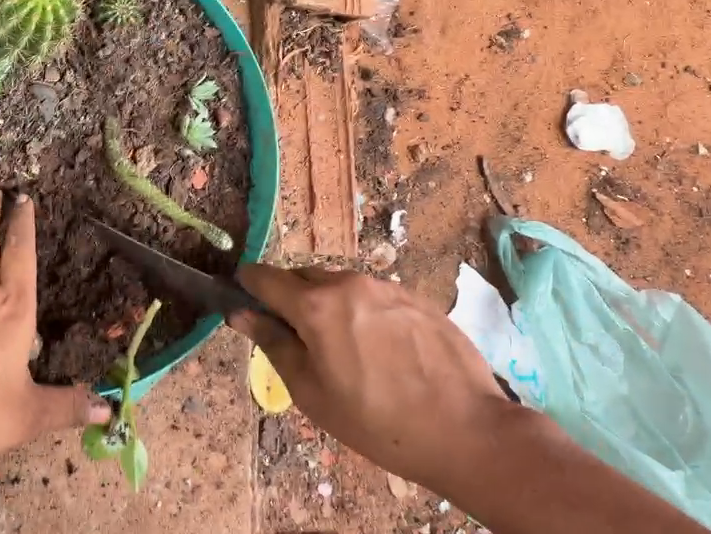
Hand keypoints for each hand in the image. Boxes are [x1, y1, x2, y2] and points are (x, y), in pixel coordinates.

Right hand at [228, 265, 518, 487]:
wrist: (471, 434)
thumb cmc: (378, 422)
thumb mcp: (312, 393)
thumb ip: (272, 344)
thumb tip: (239, 313)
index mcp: (314, 305)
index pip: (262, 276)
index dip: (247, 287)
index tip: (245, 305)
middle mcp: (346, 283)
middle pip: (302, 278)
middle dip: (292, 300)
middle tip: (303, 344)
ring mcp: (386, 287)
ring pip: (340, 286)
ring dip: (331, 306)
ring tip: (350, 352)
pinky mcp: (417, 298)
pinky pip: (374, 296)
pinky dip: (365, 314)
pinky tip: (385, 353)